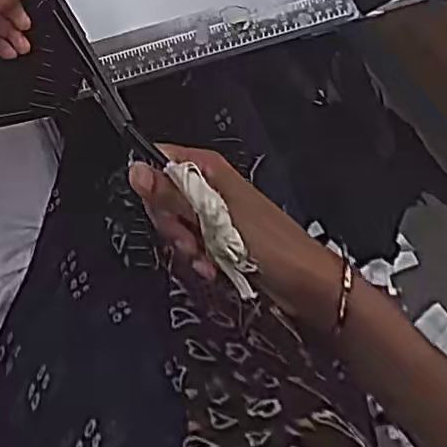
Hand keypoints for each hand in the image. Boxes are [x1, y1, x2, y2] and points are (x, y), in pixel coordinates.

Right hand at [129, 144, 343, 324]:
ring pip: (175, 220)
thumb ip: (172, 195)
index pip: (157, 160)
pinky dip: (196, 255)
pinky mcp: (218, 234)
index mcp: (208, 167)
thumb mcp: (214, 219)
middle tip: (189, 240)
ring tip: (205, 258)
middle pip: (162, 193)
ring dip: (184, 244)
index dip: (151, 185)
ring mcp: (213, 210)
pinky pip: (190, 240)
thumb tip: (136, 171)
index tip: (161, 209)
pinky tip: (211, 266)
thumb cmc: (273, 247)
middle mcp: (208, 184)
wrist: (311, 287)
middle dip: (170, 222)